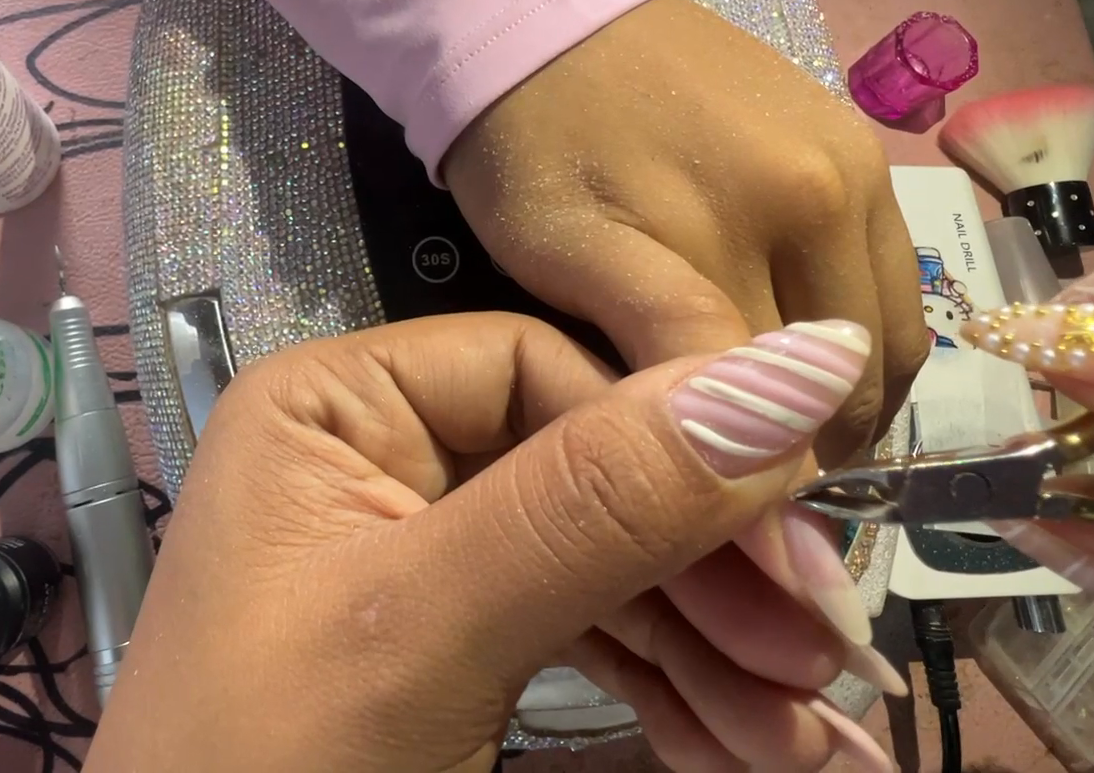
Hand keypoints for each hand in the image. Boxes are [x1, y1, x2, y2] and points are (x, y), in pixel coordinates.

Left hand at [87, 313, 898, 771]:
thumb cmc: (275, 766)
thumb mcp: (429, 626)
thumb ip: (601, 500)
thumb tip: (798, 362)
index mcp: (335, 400)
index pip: (535, 365)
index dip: (665, 434)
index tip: (790, 527)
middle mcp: (373, 445)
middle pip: (575, 462)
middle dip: (698, 557)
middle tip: (818, 643)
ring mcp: (412, 533)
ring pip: (588, 549)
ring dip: (703, 635)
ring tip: (802, 730)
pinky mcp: (446, 619)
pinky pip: (571, 617)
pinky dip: (661, 676)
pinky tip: (742, 738)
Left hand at [443, 0, 926, 464]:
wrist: (543, 25)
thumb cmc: (528, 152)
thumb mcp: (565, 259)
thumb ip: (659, 344)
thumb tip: (745, 438)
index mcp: (748, 234)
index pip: (789, 400)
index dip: (763, 467)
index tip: (727, 501)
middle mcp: (830, 195)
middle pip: (862, 372)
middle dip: (818, 438)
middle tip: (757, 467)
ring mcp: (854, 156)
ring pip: (890, 324)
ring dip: (848, 386)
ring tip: (782, 409)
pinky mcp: (849, 131)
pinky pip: (881, 261)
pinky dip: (852, 319)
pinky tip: (796, 330)